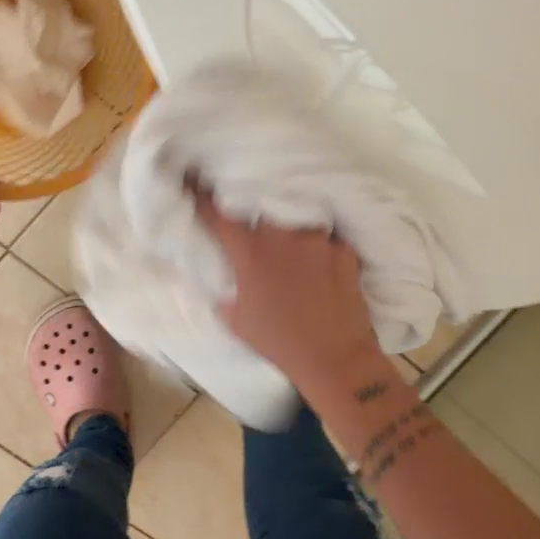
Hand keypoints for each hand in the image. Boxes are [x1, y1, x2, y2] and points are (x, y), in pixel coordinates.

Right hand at [195, 192, 379, 381]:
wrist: (335, 358)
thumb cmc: (278, 342)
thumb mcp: (235, 318)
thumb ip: (226, 286)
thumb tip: (225, 271)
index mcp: (249, 251)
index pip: (218, 212)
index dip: (202, 195)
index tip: (194, 181)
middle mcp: (282, 235)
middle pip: (262, 201)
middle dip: (252, 201)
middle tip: (250, 210)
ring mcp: (317, 238)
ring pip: (297, 214)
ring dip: (289, 221)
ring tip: (289, 232)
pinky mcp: (344, 247)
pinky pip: (326, 234)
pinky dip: (319, 242)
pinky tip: (319, 253)